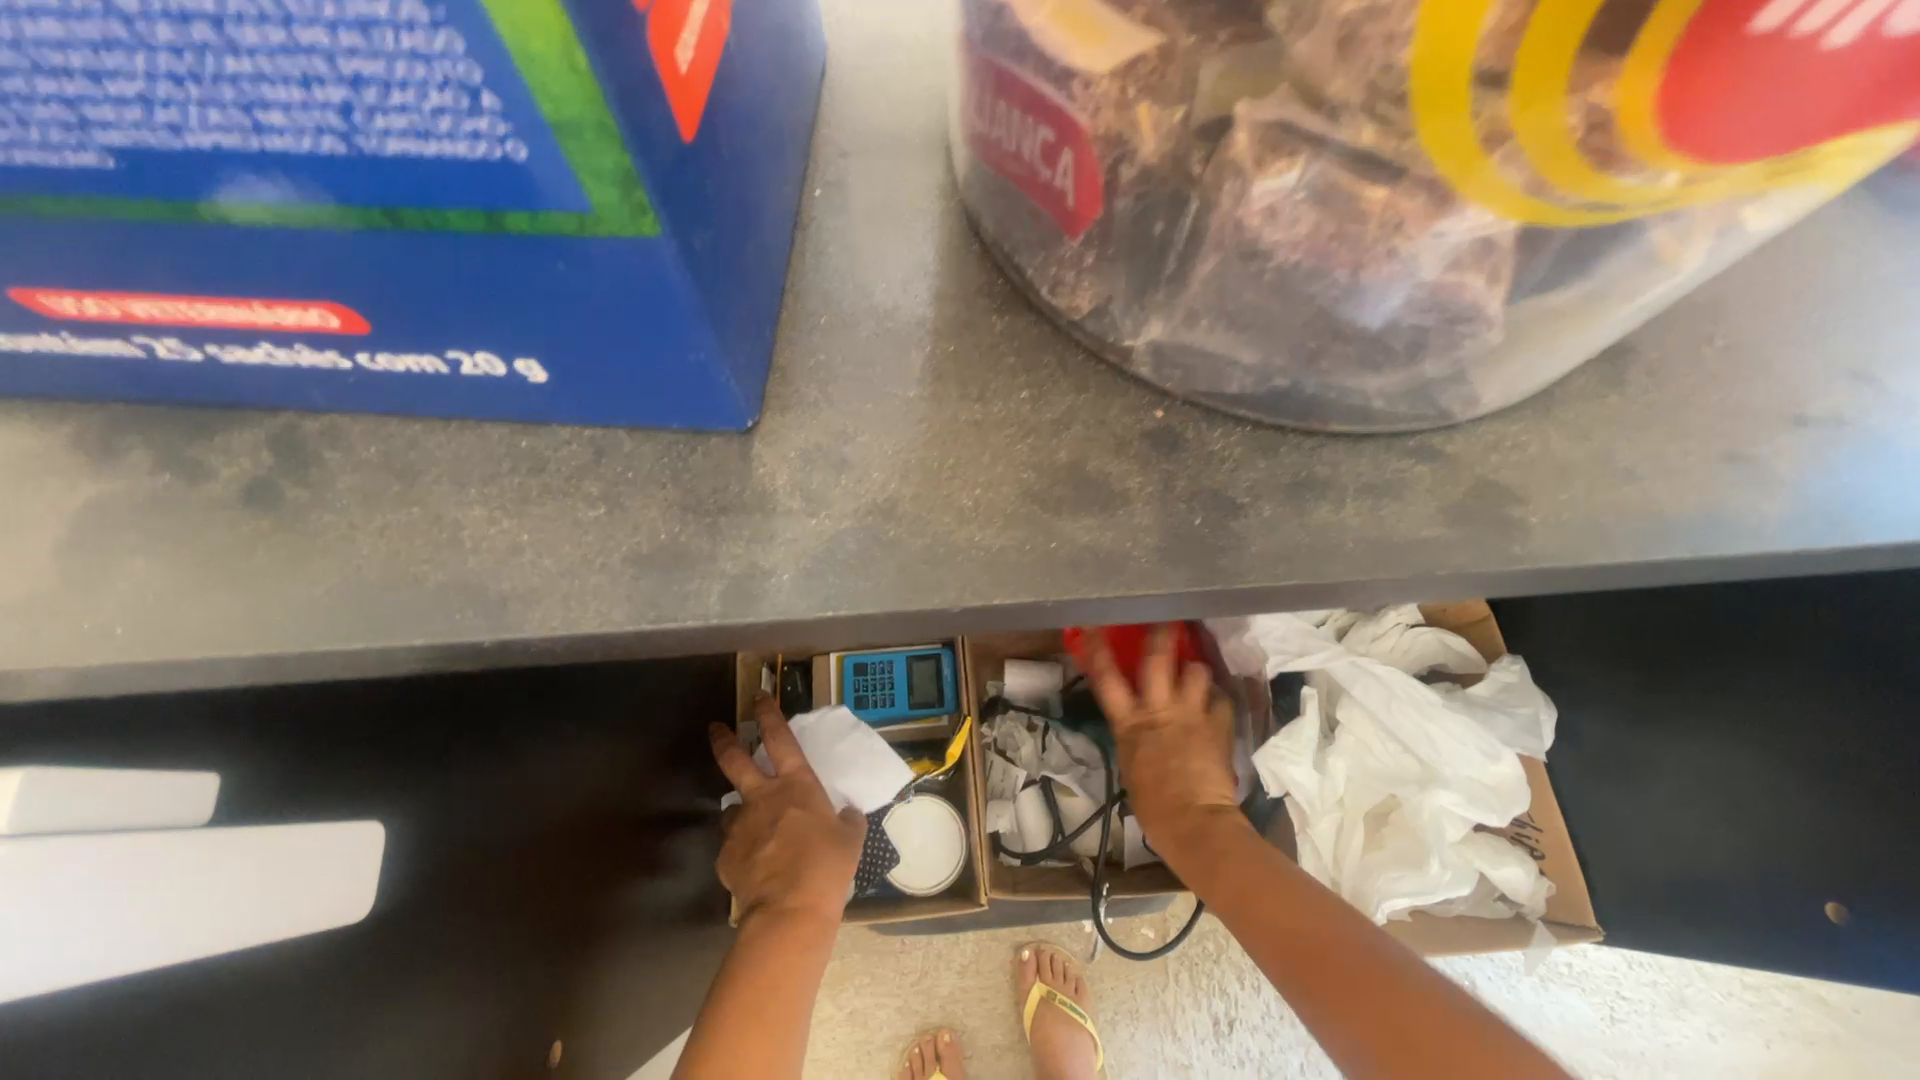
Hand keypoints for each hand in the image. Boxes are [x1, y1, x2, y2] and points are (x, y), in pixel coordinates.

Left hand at [708, 695, 866, 926]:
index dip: (769, 715)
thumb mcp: (851, 840)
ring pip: (733, 808)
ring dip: (741, 812)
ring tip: (753, 829)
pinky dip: (744, 851)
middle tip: (716, 729)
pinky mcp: (726, 856)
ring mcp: (740, 826)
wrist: (789, 910)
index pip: (780, 738)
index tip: (758, 698)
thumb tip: (848, 813)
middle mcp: (762, 798)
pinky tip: (757, 867)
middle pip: (734, 759)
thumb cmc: (827, 867)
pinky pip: (734, 846)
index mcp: (796, 786)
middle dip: (724, 740)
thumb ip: (847, 820)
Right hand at [1083, 624, 1245, 869]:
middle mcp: (1159, 709)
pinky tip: (1216, 703)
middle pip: (1158, 659)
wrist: (1194, 823)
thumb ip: (1134, 738)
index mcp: (1129, 724)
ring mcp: (1192, 714)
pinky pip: (1221, 699)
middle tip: (1165, 618)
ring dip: (1195, 667)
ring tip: (1196, 669)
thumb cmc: (1154, 807)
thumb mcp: (1130, 766)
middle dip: (1160, 634)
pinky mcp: (1219, 724)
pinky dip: (1218, 698)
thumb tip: (1140, 729)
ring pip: (1196, 670)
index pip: (1107, 679)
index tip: (1093, 628)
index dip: (1098, 651)